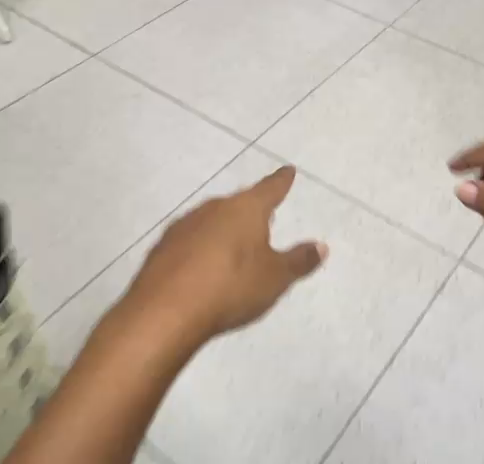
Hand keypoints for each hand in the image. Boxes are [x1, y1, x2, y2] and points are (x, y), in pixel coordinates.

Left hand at [115, 166, 327, 347]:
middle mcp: (214, 208)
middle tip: (263, 217)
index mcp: (246, 209)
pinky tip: (200, 268)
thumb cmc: (230, 288)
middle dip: (250, 209)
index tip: (288, 170)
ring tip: (232, 246)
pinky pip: (188, 242)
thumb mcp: (275, 278)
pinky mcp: (161, 249)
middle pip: (238, 203)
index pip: (270, 188)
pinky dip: (199, 249)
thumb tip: (321, 246)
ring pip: (211, 220)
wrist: (163, 313)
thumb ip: (298, 261)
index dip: (281, 181)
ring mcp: (184, 226)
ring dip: (223, 229)